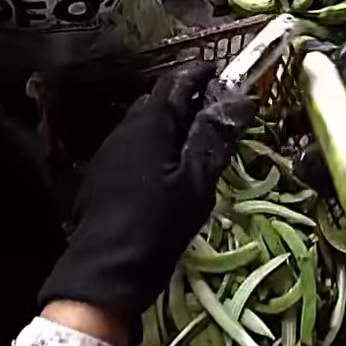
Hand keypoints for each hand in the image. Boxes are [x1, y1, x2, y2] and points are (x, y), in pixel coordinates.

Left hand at [40, 61, 255, 339]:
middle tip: (219, 112)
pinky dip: (158, 144)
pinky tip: (170, 168)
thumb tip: (243, 99)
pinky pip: (135, 145)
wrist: (105, 272)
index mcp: (150, 125)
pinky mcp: (102, 175)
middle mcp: (125, 130)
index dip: (200, 73)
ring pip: (146, 124)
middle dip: (189, 99)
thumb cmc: (158, 224)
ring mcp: (109, 152)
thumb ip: (215, 137)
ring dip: (173, 123)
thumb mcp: (197, 181)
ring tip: (200, 140)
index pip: (176, 81)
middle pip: (160, 101)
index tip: (223, 73)